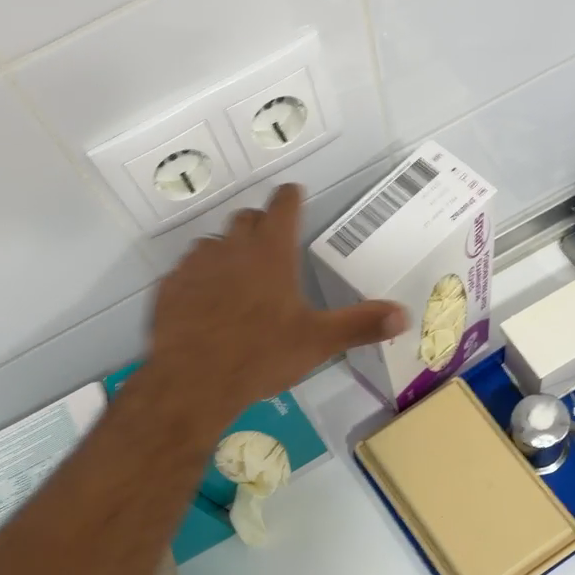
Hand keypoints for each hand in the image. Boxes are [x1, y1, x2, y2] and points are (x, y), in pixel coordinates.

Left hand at [150, 184, 404, 414]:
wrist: (193, 381)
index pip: (283, 206)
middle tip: (271, 244)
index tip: (294, 194)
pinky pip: (187, 271)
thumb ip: (360, 325)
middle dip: (260, 225)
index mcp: (272, 253)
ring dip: (228, 251)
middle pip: (246, 219)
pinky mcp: (172, 287)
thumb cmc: (261, 355)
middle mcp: (233, 249)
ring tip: (238, 278)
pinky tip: (206, 303)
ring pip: (214, 243)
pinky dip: (200, 278)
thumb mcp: (318, 342)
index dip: (291, 197)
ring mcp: (197, 266)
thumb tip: (403, 315)